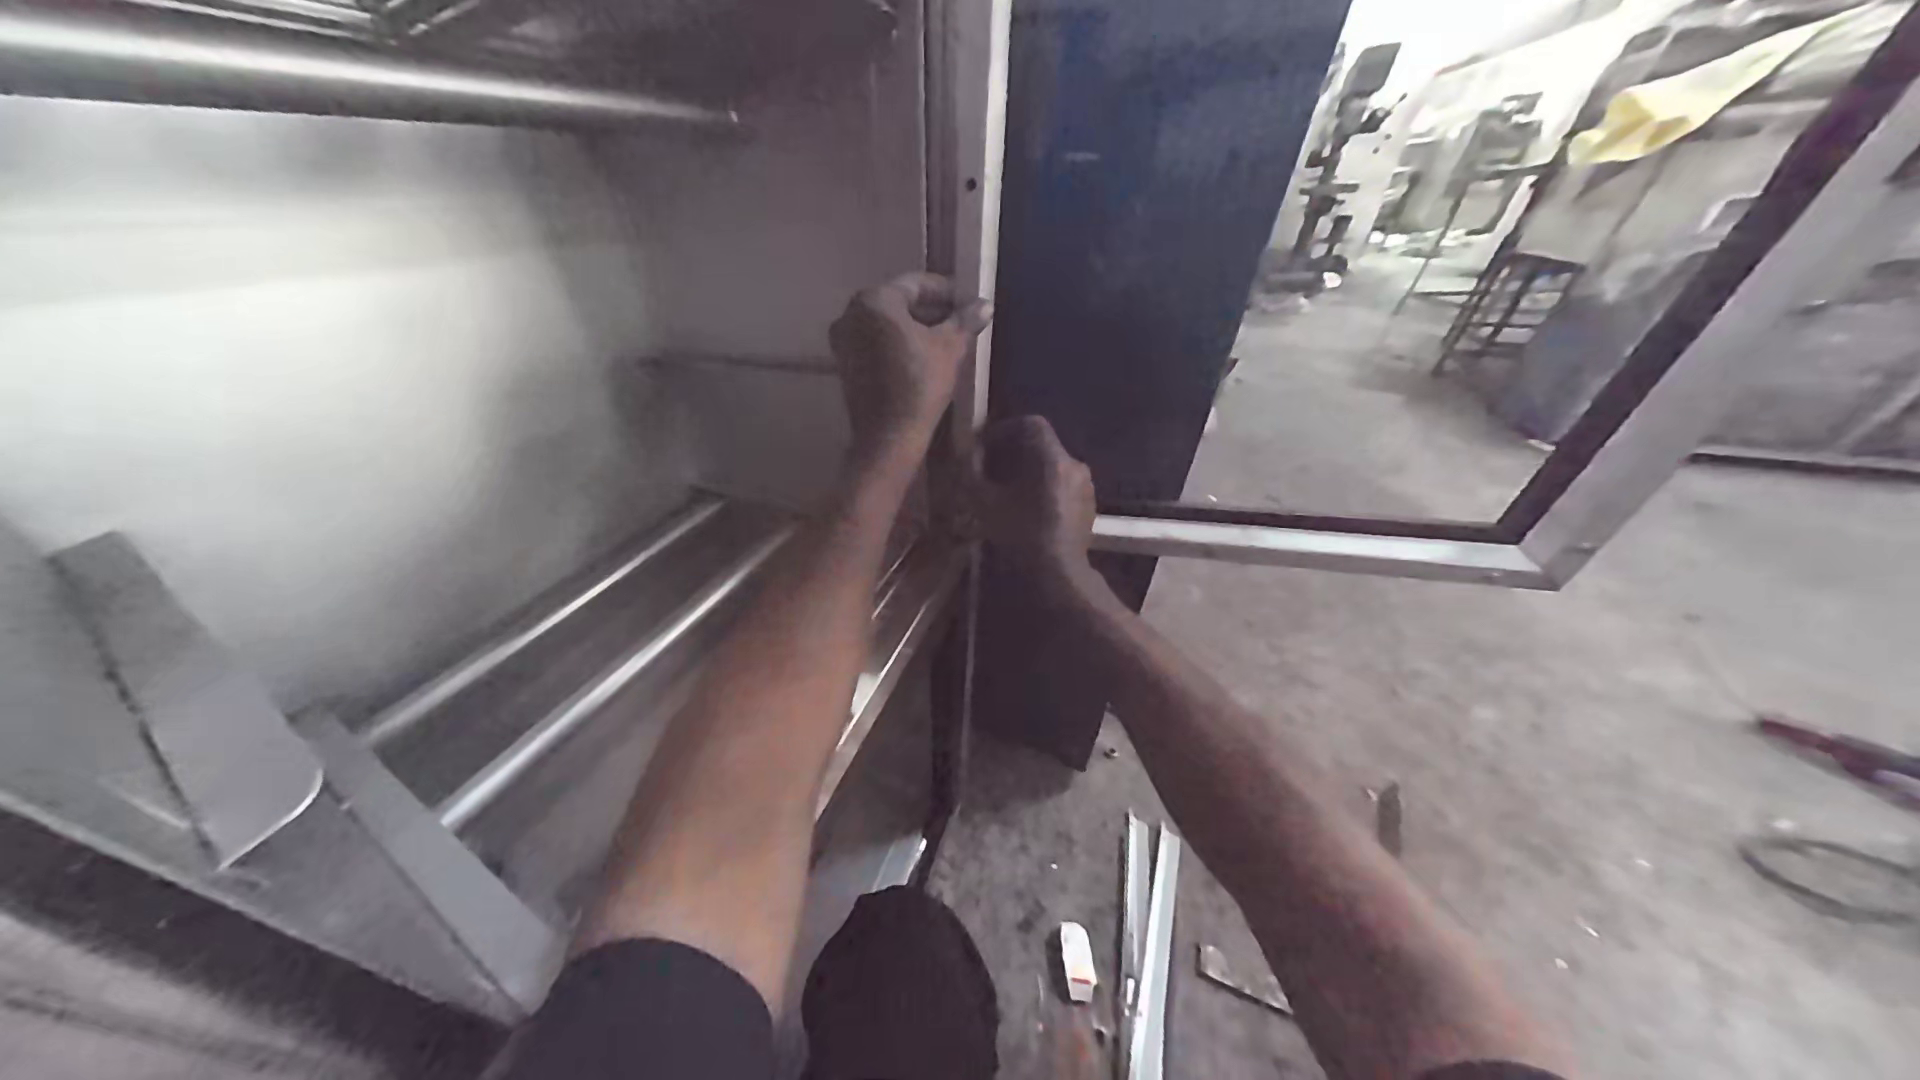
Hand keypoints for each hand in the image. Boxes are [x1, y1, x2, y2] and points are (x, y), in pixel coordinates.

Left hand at [830, 273, 992, 462]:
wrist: (889, 436)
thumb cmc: (920, 384)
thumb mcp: (950, 347)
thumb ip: (965, 320)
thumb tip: (984, 305)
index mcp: (874, 300)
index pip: (915, 284)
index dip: (945, 291)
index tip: (967, 300)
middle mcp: (850, 314)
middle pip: (897, 303)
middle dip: (929, 310)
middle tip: (958, 320)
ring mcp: (843, 341)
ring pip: (885, 325)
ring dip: (914, 328)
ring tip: (944, 340)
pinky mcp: (845, 365)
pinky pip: (875, 343)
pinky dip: (897, 344)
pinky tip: (921, 356)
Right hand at [974, 416, 1097, 590]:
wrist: (1057, 573)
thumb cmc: (1020, 534)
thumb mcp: (985, 502)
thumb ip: (972, 472)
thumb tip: (967, 455)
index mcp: (1053, 458)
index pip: (1031, 424)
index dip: (1004, 429)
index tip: (985, 445)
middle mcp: (1075, 465)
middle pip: (1042, 445)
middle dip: (1014, 452)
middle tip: (990, 468)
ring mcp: (1086, 486)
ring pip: (1053, 466)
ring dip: (1029, 471)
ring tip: (1006, 490)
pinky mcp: (1089, 506)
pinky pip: (1063, 485)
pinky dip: (1043, 487)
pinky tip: (1027, 508)